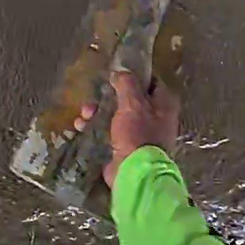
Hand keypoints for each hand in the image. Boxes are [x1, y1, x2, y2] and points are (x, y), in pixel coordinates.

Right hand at [76, 70, 180, 187]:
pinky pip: (108, 132)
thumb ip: (127, 83)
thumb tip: (120, 72)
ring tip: (84, 113)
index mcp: (164, 105)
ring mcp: (139, 134)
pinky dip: (95, 127)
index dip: (135, 76)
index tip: (116, 72)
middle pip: (130, 99)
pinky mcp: (124, 147)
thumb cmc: (138, 133)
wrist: (135, 173)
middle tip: (94, 94)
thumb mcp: (133, 103)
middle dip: (108, 96)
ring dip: (97, 111)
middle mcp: (155, 118)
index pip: (152, 82)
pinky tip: (81, 126)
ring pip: (116, 115)